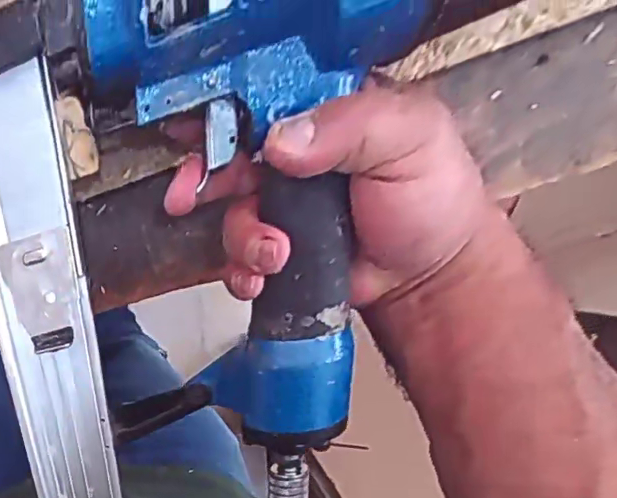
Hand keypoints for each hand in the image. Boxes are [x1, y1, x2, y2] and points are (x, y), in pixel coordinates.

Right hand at [163, 80, 500, 308]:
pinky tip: (260, 279)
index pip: (265, 101)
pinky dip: (240, 274)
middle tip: (186, 198)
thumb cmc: (430, 200)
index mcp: (325, 115)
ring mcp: (280, 210)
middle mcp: (295, 160)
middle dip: (202, 181)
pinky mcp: (273, 253)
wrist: (423, 277)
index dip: (223, 113)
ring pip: (231, 219)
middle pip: (229, 161)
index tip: (192, 129)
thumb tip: (280, 140)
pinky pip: (235, 263)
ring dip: (242, 241)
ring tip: (276, 256)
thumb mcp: (409, 137)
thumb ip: (351, 126)